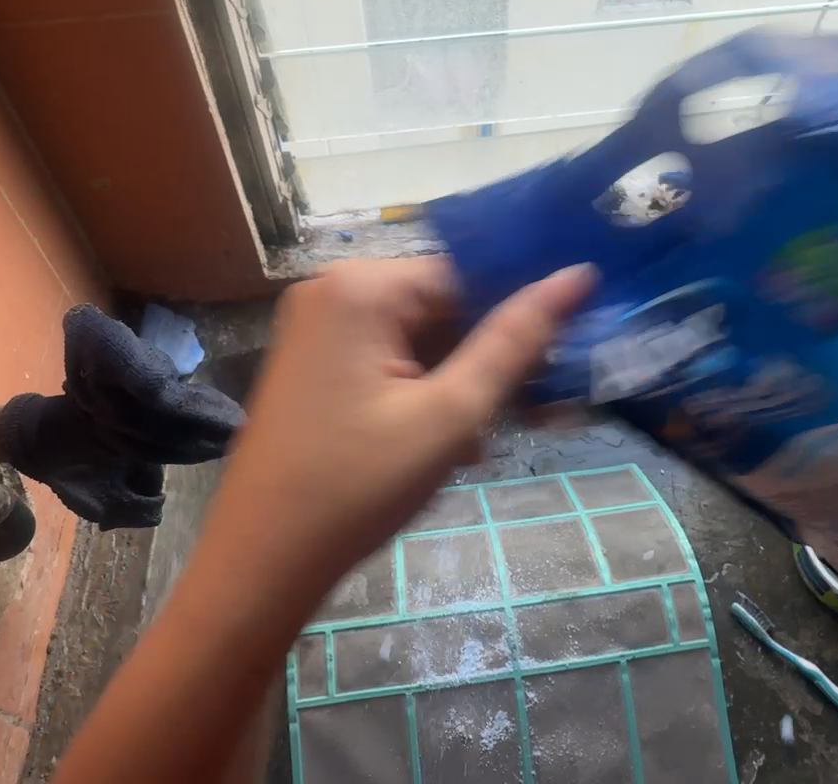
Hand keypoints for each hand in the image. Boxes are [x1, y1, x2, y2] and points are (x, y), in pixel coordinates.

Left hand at [222, 257, 593, 598]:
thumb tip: (576, 276)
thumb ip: (515, 341)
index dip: (518, 314)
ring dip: (460, 383)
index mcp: (362, 286)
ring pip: (420, 338)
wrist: (260, 563)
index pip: (468, 274)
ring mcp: (319, 326)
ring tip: (482, 441)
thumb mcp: (450, 414)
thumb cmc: (357, 487)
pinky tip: (448, 442)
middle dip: (488, 358)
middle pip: (443, 305)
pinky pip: (390, 358)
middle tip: (533, 411)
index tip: (563, 357)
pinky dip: (424, 391)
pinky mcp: (315, 361)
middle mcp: (334, 290)